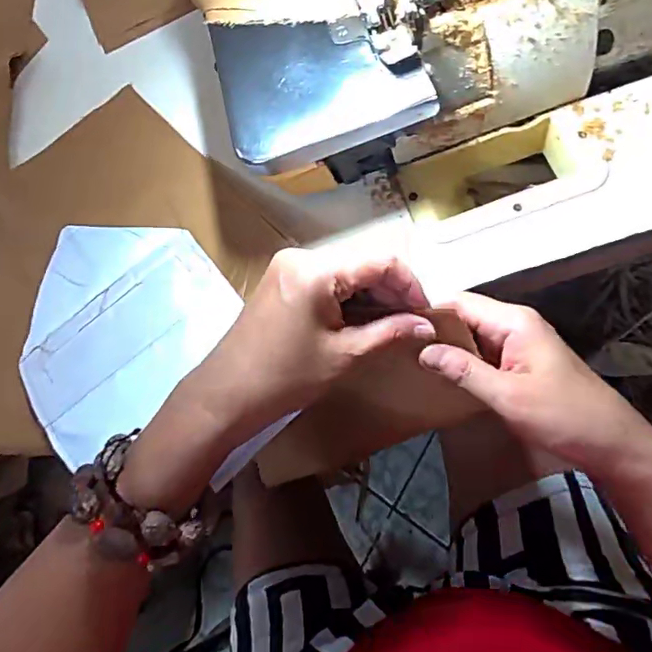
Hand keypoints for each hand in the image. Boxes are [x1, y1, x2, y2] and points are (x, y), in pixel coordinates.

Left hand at [187, 246, 435, 437]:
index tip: (425, 313)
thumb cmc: (285, 378)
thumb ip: (389, 332)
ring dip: (370, 294)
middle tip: (411, 322)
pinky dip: (348, 296)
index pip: (380, 262)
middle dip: (391, 291)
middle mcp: (302, 257)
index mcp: (317, 270)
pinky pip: (326, 279)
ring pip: (346, 271)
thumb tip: (426, 324)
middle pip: (362, 263)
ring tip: (390, 324)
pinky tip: (360, 320)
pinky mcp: (282, 278)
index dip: (410, 285)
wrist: (225, 394)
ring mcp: (288, 266)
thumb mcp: (344, 356)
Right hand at [418, 292, 651, 483]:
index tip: (401, 333)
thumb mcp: (508, 396)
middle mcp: (518, 324)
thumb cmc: (564, 416)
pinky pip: (488, 354)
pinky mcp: (525, 363)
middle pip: (467, 318)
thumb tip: (425, 350)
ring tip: (417, 366)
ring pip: (476, 337)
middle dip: (438, 334)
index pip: (462, 303)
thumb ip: (464, 371)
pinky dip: (469, 364)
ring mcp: (523, 344)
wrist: (612, 443)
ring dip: (453, 351)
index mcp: (515, 322)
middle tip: (403, 353)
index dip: (431, 315)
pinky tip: (449, 380)